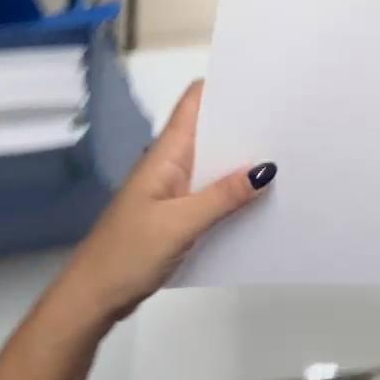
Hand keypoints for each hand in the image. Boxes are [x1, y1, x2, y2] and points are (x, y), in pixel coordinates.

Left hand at [53, 81, 274, 323]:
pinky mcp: (178, 212)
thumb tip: (266, 169)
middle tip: (287, 121)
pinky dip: (233, 190)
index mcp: (167, 153)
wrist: (93, 297)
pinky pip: (211, 191)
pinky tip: (260, 198)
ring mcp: (174, 188)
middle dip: (244, 123)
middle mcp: (171, 163)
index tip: (262, 82)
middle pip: (210, 130)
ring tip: (286, 156)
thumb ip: (223, 196)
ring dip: (242, 160)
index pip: (194, 102)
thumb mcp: (180, 224)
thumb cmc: (127, 253)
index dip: (224, 85)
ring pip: (213, 162)